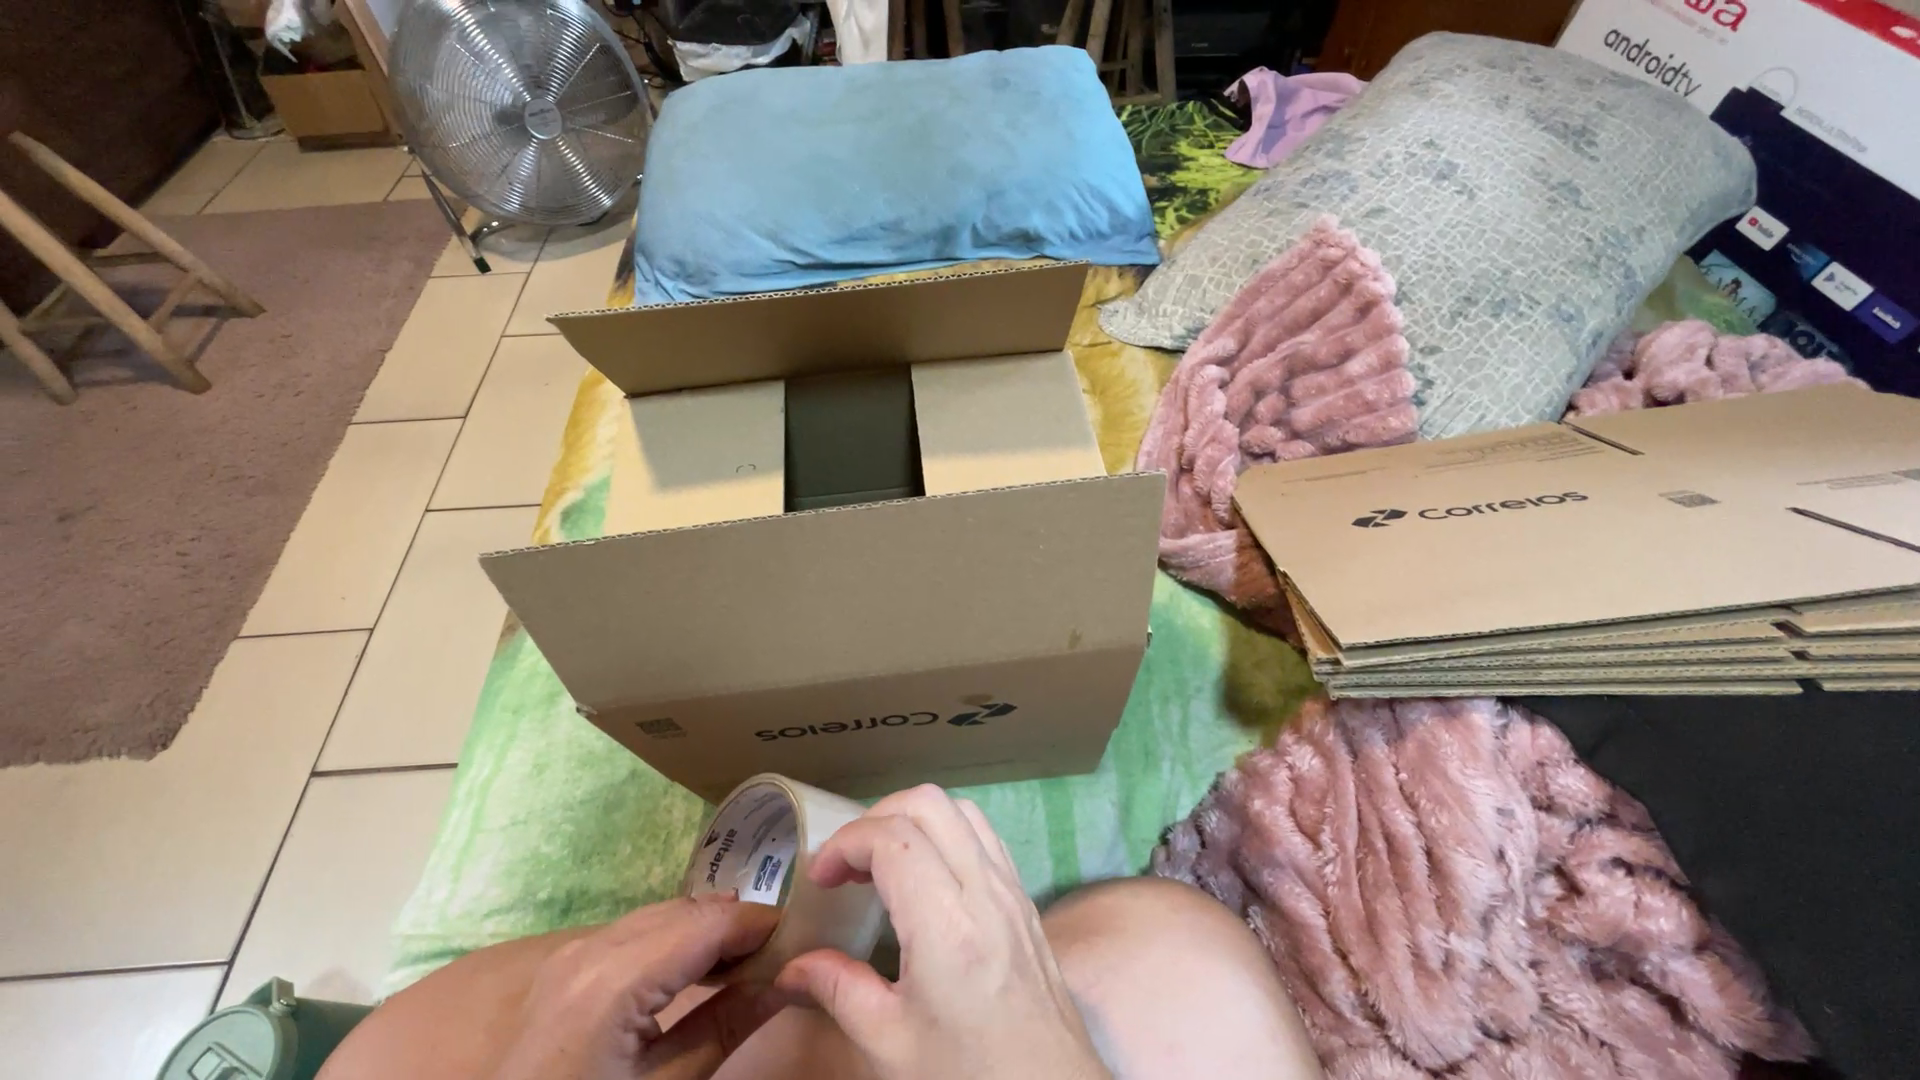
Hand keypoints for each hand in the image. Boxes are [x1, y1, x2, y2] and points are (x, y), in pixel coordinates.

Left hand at [488, 895, 781, 1079]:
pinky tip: (695, 968)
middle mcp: (590, 949)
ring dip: (705, 929)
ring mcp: (570, 955)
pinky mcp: (562, 969)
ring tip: (746, 961)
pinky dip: (673, 939)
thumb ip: (725, 1028)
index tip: (802, 936)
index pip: (708, 923)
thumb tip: (786, 981)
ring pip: (659, 916)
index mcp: (614, 979)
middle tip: (781, 953)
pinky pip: (632, 933)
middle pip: (685, 911)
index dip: (760, 924)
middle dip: (736, 924)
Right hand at [775, 785, 1111, 1079]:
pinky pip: (984, 836)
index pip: (893, 837)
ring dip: (914, 819)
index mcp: (947, 925)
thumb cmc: (966, 1076)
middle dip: (876, 817)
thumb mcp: (889, 1045)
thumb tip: (789, 967)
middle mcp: (986, 890)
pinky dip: (946, 833)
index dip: (845, 843)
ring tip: (882, 864)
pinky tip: (926, 876)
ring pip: (961, 810)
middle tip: (848, 864)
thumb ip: (838, 990)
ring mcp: (1012, 889)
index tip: (819, 878)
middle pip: (929, 803)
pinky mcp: (1025, 899)